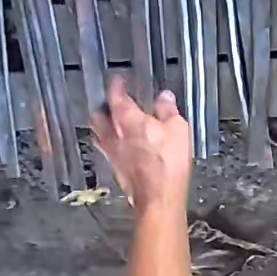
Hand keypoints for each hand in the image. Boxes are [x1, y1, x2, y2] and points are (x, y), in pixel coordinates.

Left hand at [91, 74, 190, 210]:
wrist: (158, 196)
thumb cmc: (168, 161)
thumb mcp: (178, 129)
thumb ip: (168, 110)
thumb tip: (164, 97)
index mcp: (126, 117)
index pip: (115, 93)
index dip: (117, 84)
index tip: (120, 80)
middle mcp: (112, 132)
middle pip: (98, 114)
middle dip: (104, 106)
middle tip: (114, 102)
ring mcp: (110, 151)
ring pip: (98, 132)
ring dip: (104, 125)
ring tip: (115, 122)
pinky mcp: (114, 167)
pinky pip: (106, 148)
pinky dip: (111, 142)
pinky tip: (122, 144)